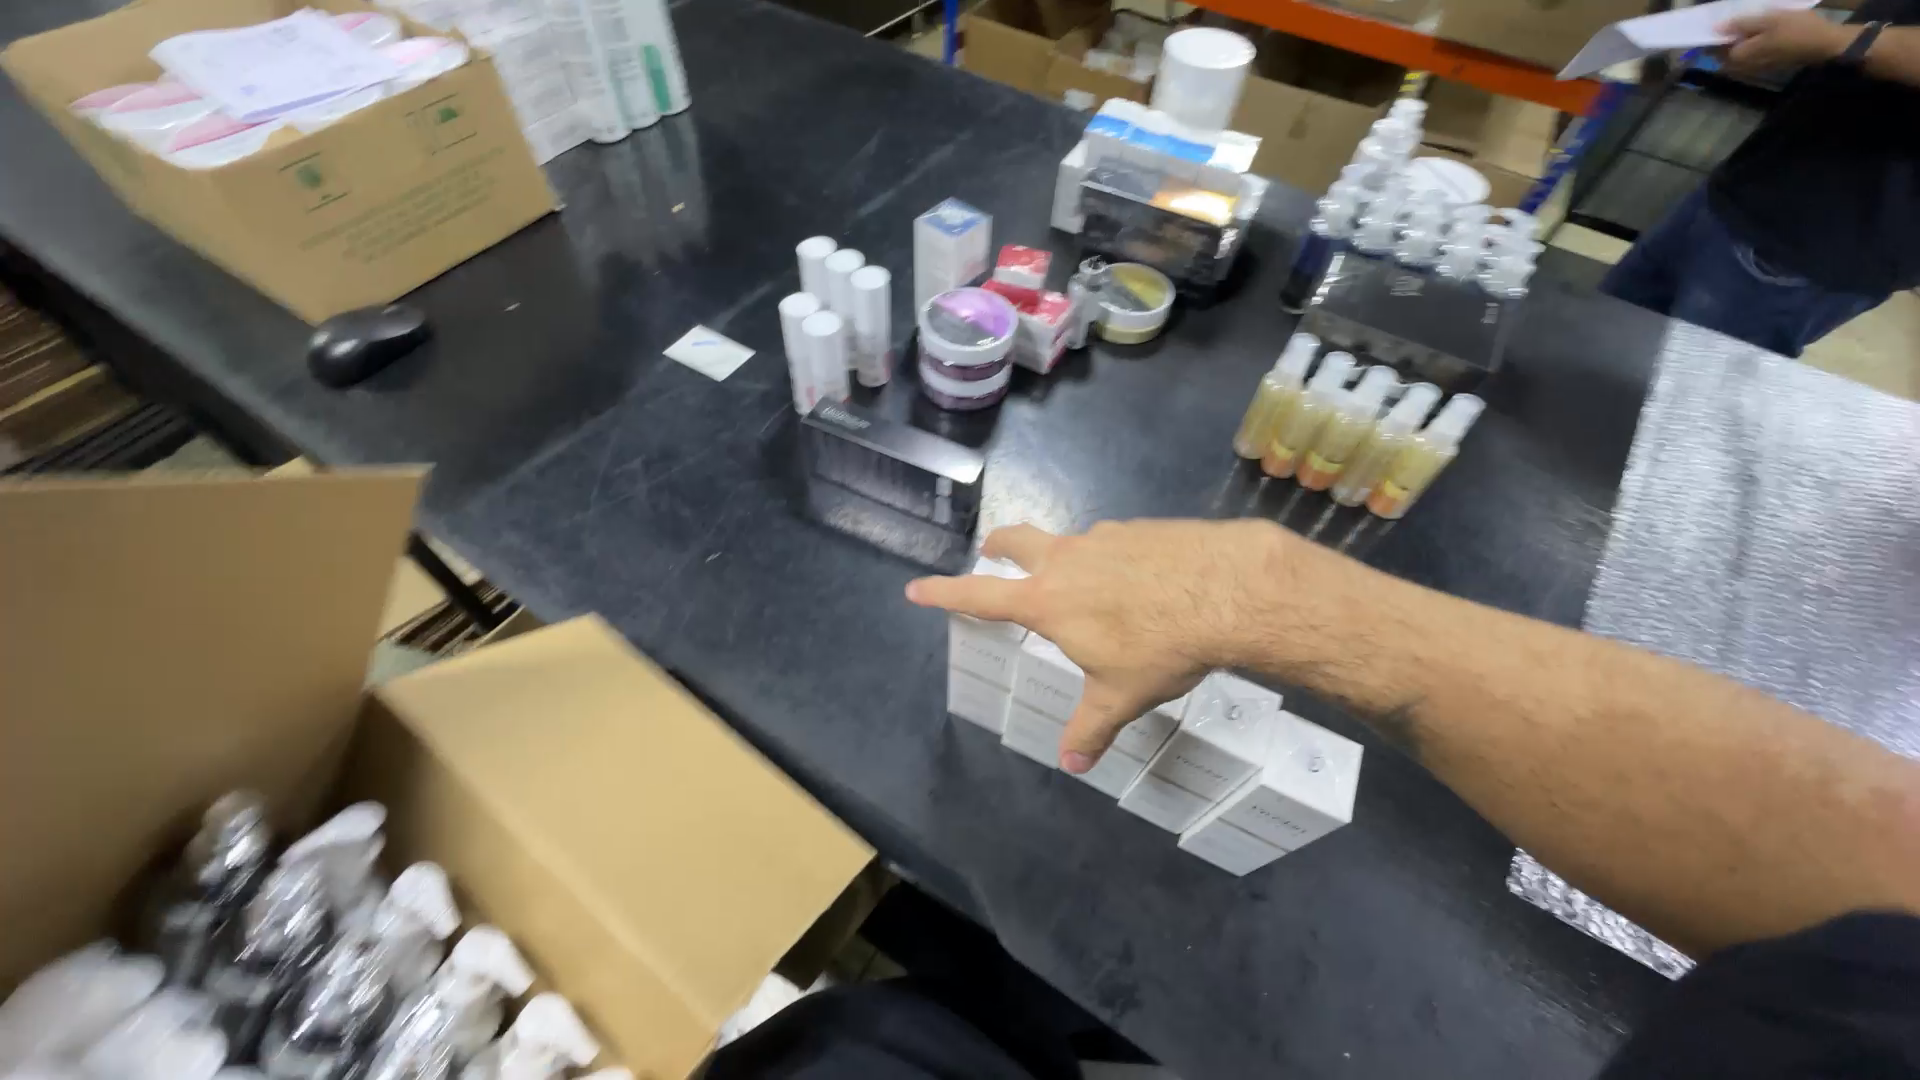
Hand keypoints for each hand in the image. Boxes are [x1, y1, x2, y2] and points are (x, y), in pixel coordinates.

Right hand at [906, 519, 1298, 772]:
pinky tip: (1144, 581)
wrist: (1229, 590)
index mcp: (1047, 600)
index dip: (944, 593)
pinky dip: (1113, 559)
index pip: (979, 595)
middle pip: (1016, 540)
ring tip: (1093, 587)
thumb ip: (1090, 728)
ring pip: (1071, 543)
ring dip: (1066, 558)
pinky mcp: (1142, 527)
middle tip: (993, 551)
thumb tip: (1072, 765)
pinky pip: (1115, 543)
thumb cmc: (1160, 646)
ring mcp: (1105, 536)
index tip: (916, 587)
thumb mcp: (1120, 695)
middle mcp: (1067, 559)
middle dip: (998, 545)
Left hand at [1720, 10, 1851, 72]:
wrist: (1822, 44)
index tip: (1727, 24)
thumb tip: (1716, 27)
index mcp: (1736, 56)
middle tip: (1740, 23)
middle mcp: (1737, 67)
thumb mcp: (1770, 20)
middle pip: (1723, 53)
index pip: (1714, 48)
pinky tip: (1761, 36)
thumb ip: (1742, 24)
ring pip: (1736, 55)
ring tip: (1753, 27)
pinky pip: (1748, 57)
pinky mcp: (1761, 68)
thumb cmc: (1796, 29)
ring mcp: (1749, 69)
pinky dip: (1750, 47)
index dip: (1718, 36)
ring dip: (1740, 43)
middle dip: (1728, 40)